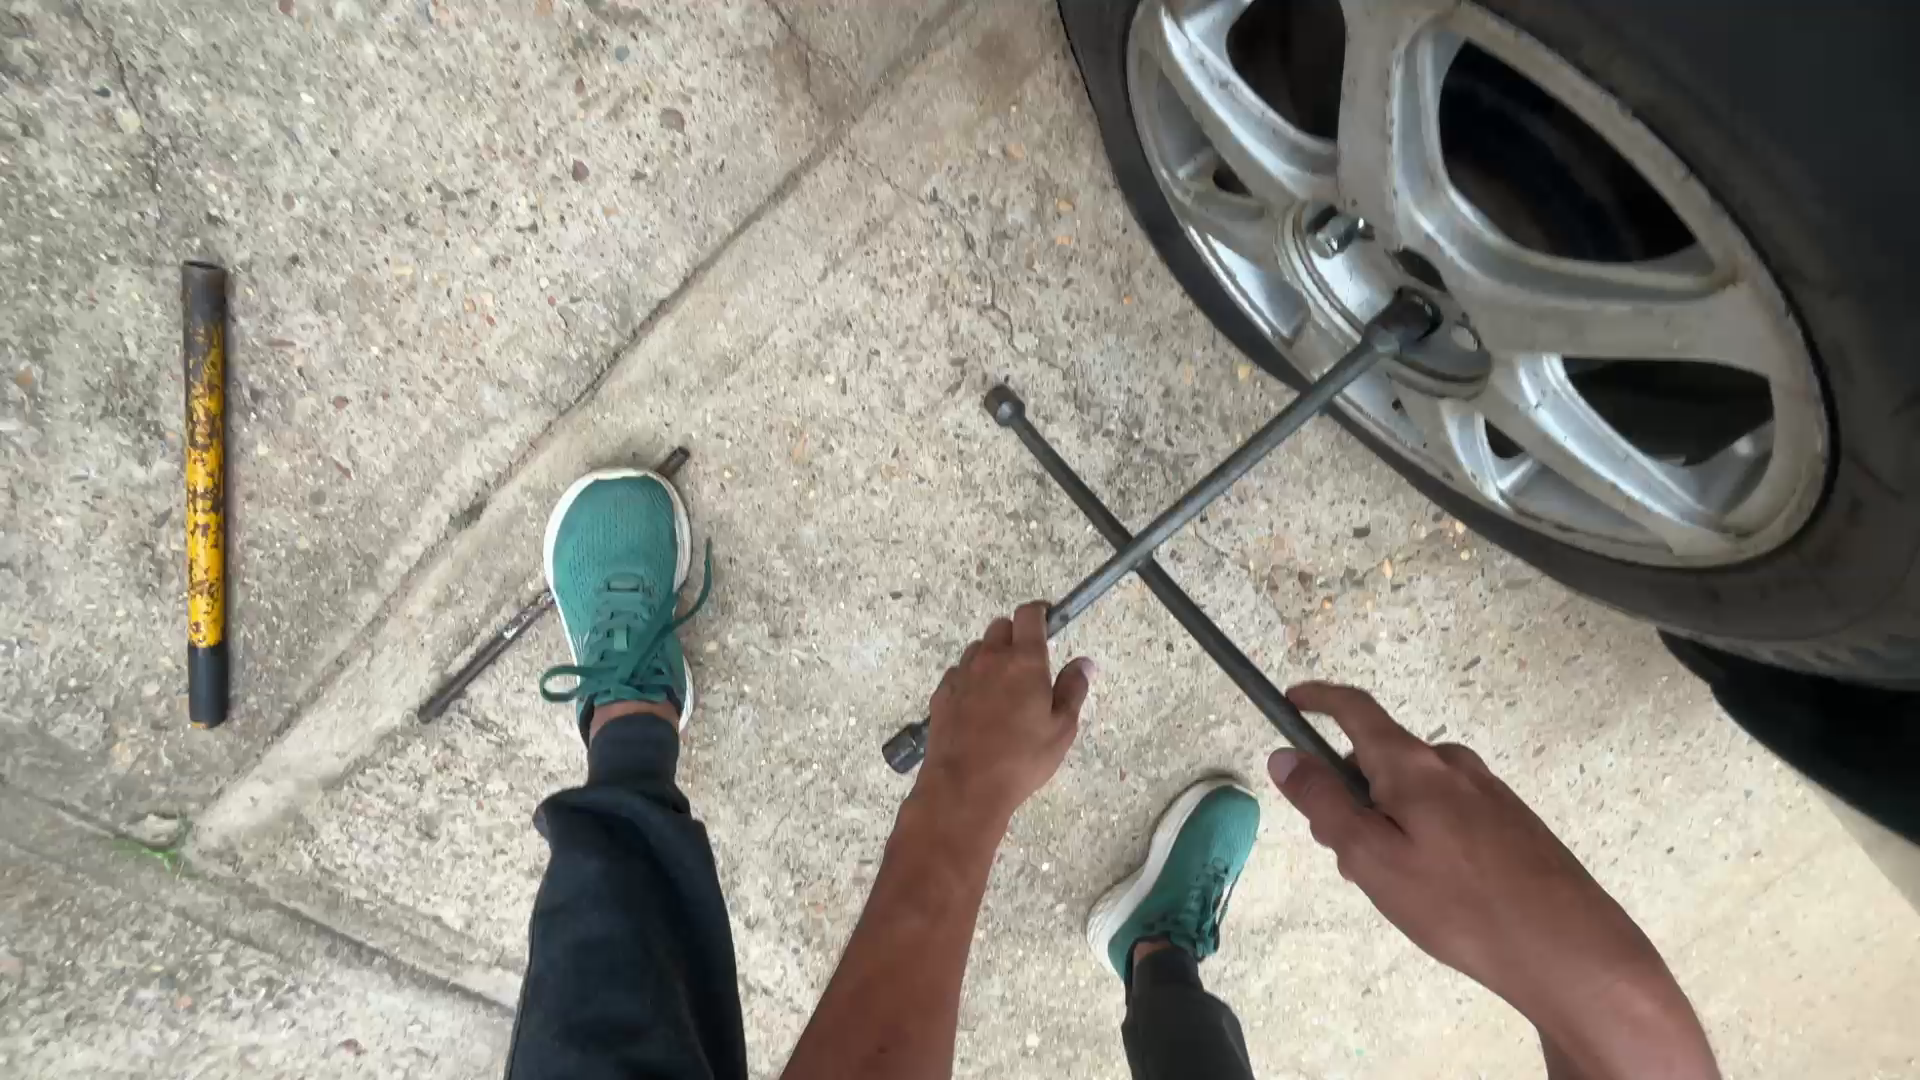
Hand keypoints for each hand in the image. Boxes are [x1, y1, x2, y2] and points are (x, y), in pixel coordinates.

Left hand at [915, 601, 1093, 831]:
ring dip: (992, 656)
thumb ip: (1073, 689)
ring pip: (978, 649)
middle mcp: (990, 658)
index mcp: (1024, 661)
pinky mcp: (942, 693)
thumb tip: (1084, 663)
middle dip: (1016, 635)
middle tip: (1028, 663)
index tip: (1046, 617)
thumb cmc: (1021, 758)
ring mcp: (962, 674)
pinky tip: (979, 705)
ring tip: (1004, 688)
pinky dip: (971, 678)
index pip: (1028, 615)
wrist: (964, 785)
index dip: (1038, 611)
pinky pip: (960, 672)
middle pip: (1001, 627)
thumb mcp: (1061, 729)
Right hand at [1269, 682, 1717, 1079]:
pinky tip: (1438, 888)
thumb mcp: (1370, 857)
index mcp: (1412, 764)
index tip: (1289, 700)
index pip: (1354, 708)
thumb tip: (1283, 755)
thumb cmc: (1461, 905)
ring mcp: (1488, 791)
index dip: (1316, 698)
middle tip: (1342, 851)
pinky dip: (1421, 832)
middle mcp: (1451, 763)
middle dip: (1348, 790)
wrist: (1582, 961)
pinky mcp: (1514, 822)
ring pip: (1411, 790)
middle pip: (1379, 757)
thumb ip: (1322, 801)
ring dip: (1385, 818)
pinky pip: (1446, 810)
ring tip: (1394, 883)